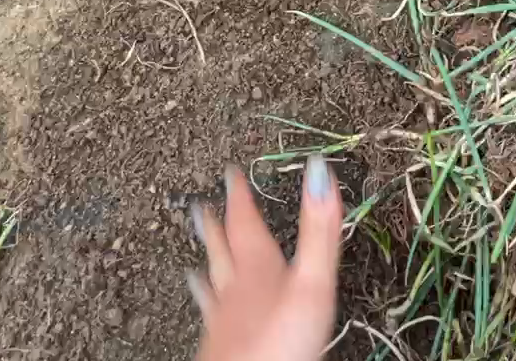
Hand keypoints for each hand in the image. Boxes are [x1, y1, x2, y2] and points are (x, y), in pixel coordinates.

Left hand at [191, 155, 342, 360]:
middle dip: (216, 226)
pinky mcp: (221, 348)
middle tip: (202, 207)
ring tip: (195, 261)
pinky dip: (208, 307)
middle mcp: (234, 290)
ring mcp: (223, 321)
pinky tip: (207, 315)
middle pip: (221, 251)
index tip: (230, 174)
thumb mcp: (312, 280)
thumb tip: (319, 172)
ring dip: (207, 267)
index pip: (243, 221)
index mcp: (257, 265)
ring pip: (212, 286)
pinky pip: (209, 317)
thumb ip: (318, 229)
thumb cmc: (280, 341)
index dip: (237, 194)